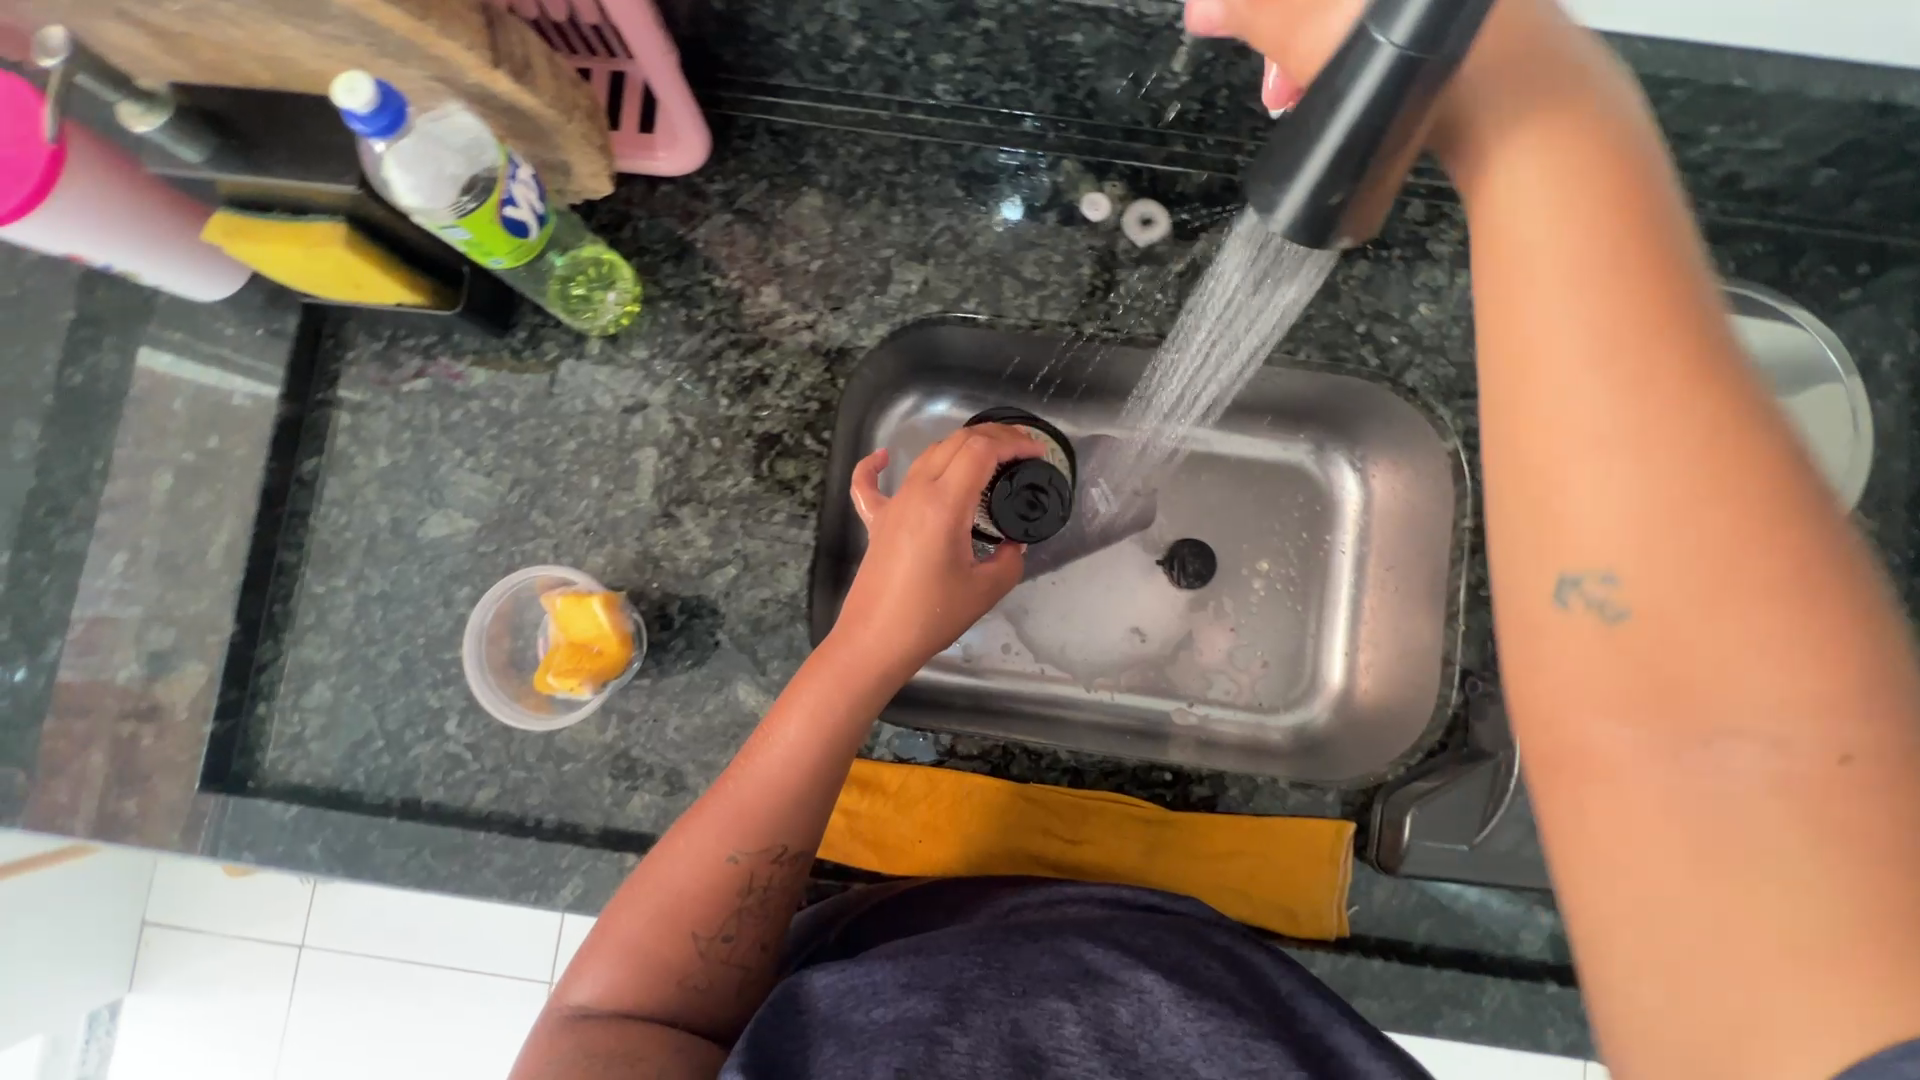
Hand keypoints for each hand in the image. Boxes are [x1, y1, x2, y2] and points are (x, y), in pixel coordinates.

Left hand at [829, 424, 1042, 680]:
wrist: (876, 641)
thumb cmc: (932, 616)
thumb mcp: (986, 590)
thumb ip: (1010, 560)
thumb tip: (1012, 545)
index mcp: (945, 503)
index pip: (981, 450)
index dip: (1014, 443)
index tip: (1037, 453)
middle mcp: (917, 492)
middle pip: (956, 442)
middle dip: (994, 437)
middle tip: (1022, 450)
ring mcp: (892, 504)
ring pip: (926, 456)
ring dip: (959, 446)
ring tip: (987, 456)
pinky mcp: (875, 522)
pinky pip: (868, 483)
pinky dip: (875, 465)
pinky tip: (883, 457)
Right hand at [1182, 0, 1589, 164]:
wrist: (1504, 93)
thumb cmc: (1404, 49)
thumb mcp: (1299, 31)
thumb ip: (1245, 11)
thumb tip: (1200, 6)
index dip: (1262, 9)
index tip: (1241, 26)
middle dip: (1288, 30)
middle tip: (1275, 81)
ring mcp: (1434, 3)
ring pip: (1355, 13)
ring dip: (1317, 49)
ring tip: (1303, 97)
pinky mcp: (1459, 18)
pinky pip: (1390, 27)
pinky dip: (1358, 53)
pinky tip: (1346, 88)